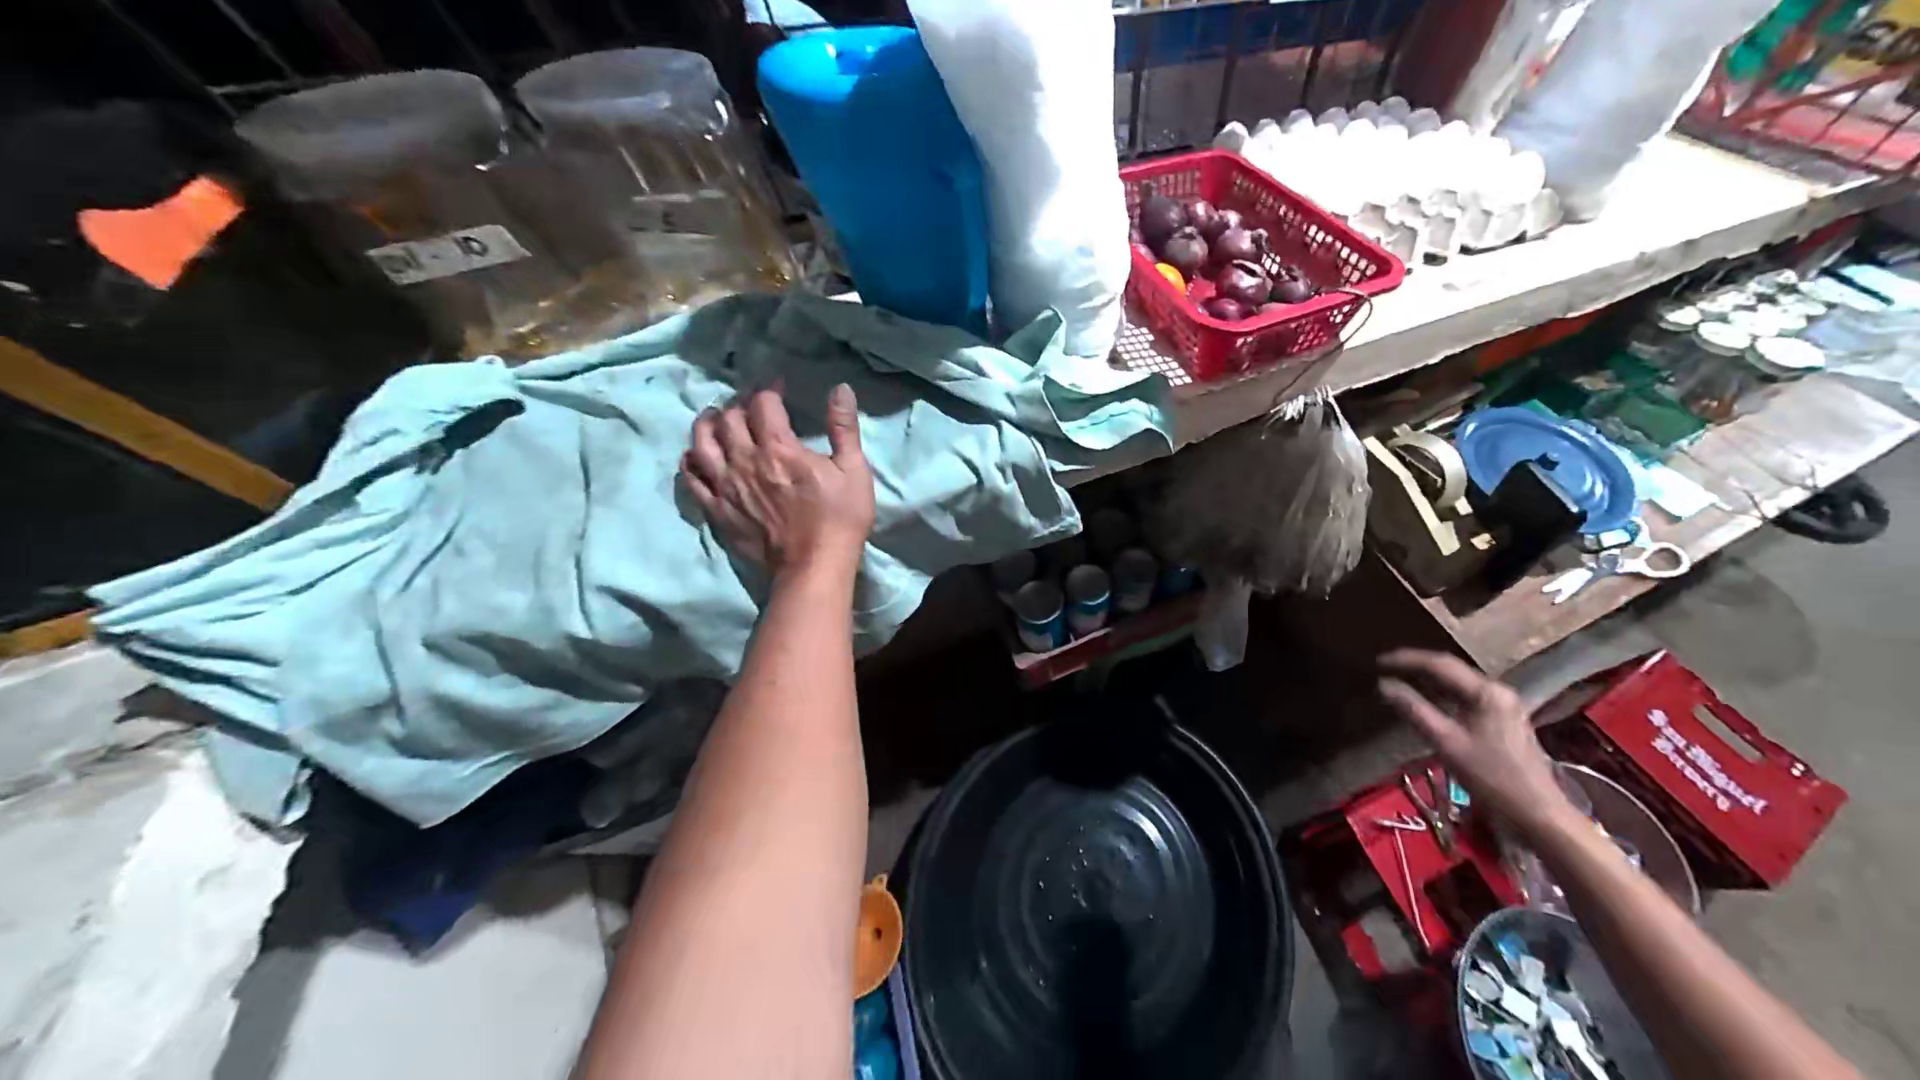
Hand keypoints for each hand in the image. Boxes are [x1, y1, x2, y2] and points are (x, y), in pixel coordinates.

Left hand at [682, 384, 875, 575]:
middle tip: (748, 405)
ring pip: (702, 442)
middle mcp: (745, 460)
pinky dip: (690, 461)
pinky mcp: (716, 509)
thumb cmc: (839, 519)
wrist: (812, 567)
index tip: (777, 387)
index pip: (763, 404)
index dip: (768, 389)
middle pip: (729, 419)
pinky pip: (692, 478)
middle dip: (738, 404)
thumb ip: (844, 427)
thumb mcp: (853, 471)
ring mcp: (726, 486)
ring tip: (713, 418)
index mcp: (779, 448)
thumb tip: (841, 388)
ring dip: (706, 424)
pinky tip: (695, 456)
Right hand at [1377, 649, 1574, 839]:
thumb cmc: (1491, 776)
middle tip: (1386, 667)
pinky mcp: (1504, 719)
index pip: (1440, 664)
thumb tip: (1384, 685)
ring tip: (1400, 679)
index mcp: (1487, 693)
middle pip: (1452, 669)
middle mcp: (1498, 692)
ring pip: (1459, 683)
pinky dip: (1442, 693)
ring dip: (1429, 679)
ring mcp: (1505, 705)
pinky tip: (1427, 699)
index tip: (1379, 662)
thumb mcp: (1446, 743)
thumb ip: (1414, 710)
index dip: (1406, 659)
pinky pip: (1467, 696)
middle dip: (1417, 666)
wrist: (1537, 812)